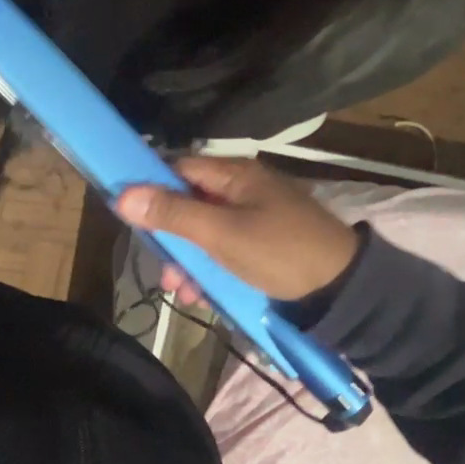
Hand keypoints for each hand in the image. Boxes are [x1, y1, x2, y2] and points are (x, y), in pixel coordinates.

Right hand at [116, 156, 360, 301]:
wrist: (342, 289)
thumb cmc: (280, 251)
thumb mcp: (221, 234)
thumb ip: (173, 215)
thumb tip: (122, 195)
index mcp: (234, 175)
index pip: (177, 168)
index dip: (150, 187)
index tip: (128, 214)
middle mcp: (240, 190)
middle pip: (186, 203)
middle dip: (168, 237)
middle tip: (160, 267)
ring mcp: (252, 217)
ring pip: (202, 232)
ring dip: (186, 261)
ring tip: (180, 290)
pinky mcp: (259, 244)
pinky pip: (221, 250)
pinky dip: (207, 270)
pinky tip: (201, 295)